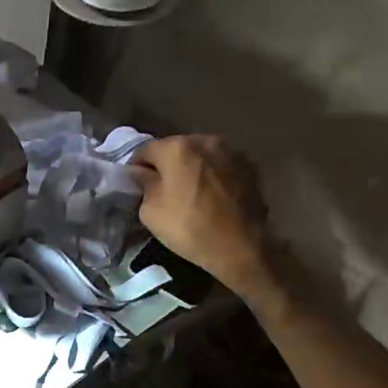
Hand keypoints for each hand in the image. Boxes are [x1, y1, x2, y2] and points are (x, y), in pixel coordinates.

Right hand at [131, 135, 276, 297]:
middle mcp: (205, 140)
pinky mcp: (251, 167)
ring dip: (194, 168)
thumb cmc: (188, 227)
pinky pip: (222, 166)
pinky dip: (215, 176)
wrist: (240, 246)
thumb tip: (144, 174)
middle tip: (164, 189)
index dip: (138, 167)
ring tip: (192, 192)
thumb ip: (144, 185)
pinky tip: (214, 196)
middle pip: (177, 148)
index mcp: (177, 148)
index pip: (146, 149)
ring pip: (202, 156)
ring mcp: (232, 151)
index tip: (137, 184)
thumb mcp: (150, 212)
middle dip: (168, 165)